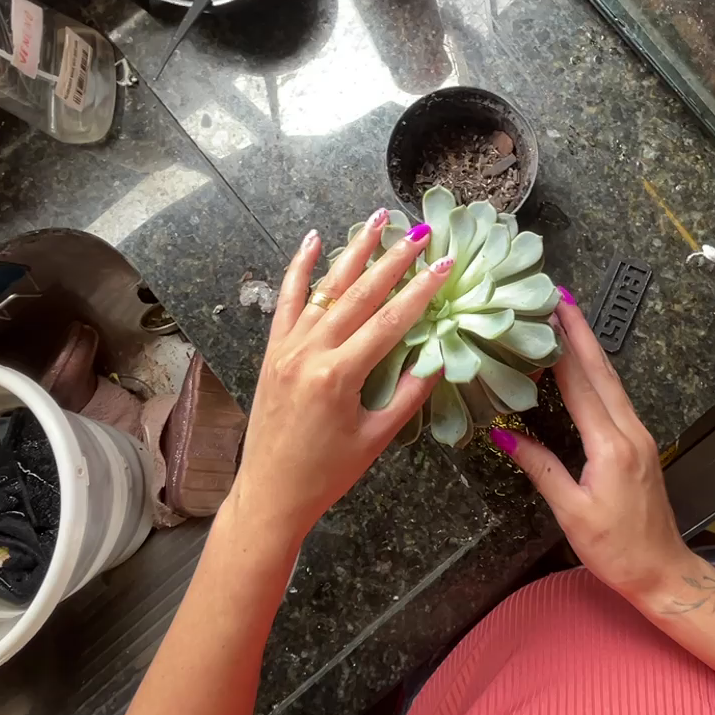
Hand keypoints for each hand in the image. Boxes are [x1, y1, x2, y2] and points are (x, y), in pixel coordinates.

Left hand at [226, 212, 448, 544]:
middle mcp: (311, 352)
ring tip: (376, 220)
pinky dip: (299, 268)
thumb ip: (410, 394)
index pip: (391, 321)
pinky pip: (287, 301)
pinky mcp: (273, 350)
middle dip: (393, 259)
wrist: (270, 494)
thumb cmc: (328, 473)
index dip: (422, 290)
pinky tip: (313, 240)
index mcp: (339, 375)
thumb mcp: (377, 438)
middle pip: (360, 294)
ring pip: (326, 289)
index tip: (444, 263)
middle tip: (418, 231)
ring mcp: (288, 347)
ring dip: (353, 252)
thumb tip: (439, 356)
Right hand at [493, 297, 697, 602]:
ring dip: (590, 345)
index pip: (580, 384)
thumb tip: (502, 433)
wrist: (663, 570)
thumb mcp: (571, 511)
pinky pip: (616, 395)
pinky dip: (598, 370)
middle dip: (580, 330)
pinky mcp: (640, 441)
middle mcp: (630, 430)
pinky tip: (585, 360)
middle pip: (601, 370)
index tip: (547, 312)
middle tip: (560, 295)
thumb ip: (540, 467)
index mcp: (611, 445)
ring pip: (612, 379)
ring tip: (569, 316)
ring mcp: (640, 433)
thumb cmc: (615, 549)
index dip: (562, 346)